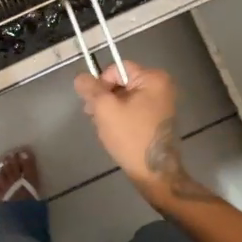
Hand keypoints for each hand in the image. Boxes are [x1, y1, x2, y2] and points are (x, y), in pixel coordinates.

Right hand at [74, 62, 211, 203]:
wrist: (154, 173)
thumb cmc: (131, 137)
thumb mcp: (105, 109)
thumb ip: (91, 89)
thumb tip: (80, 77)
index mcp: (153, 78)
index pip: (117, 68)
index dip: (101, 83)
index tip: (94, 103)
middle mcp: (161, 87)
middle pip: (121, 83)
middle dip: (104, 98)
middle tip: (93, 116)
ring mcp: (161, 104)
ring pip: (125, 98)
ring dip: (110, 110)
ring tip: (103, 127)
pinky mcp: (157, 119)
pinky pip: (133, 110)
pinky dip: (121, 118)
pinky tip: (113, 132)